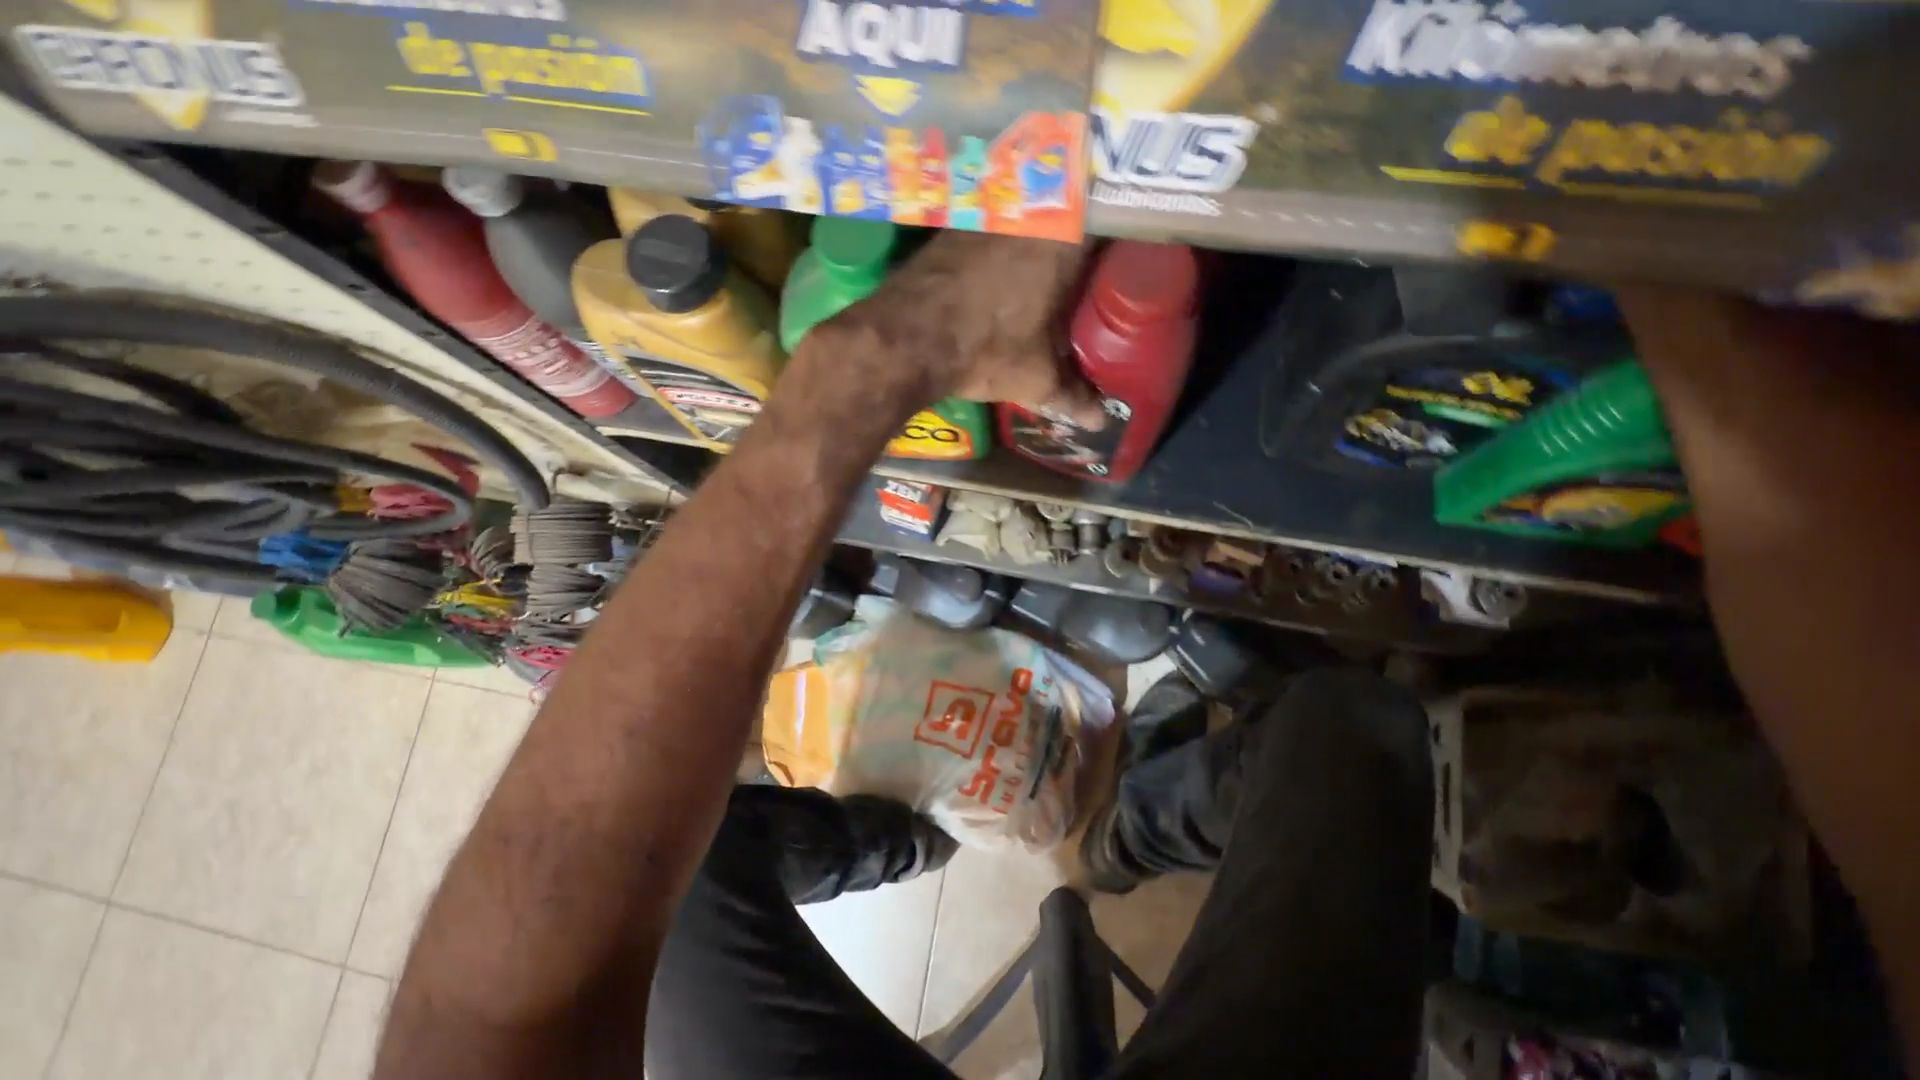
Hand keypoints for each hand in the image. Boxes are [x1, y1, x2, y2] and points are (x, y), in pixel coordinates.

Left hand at [820, 231, 1106, 426]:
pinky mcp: (953, 228)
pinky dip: (999, 247)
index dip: (1115, 234)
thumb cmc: (986, 350)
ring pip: (1027, 218)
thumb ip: (1074, 395)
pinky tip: (999, 275)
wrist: (906, 338)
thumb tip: (1101, 421)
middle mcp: (1030, 215)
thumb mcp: (1037, 379)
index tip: (1119, 255)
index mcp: (1064, 241)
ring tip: (1044, 271)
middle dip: (1076, 236)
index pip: (1107, 218)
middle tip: (1084, 267)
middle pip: (1066, 215)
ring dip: (1036, 238)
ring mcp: (987, 217)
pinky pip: (992, 229)